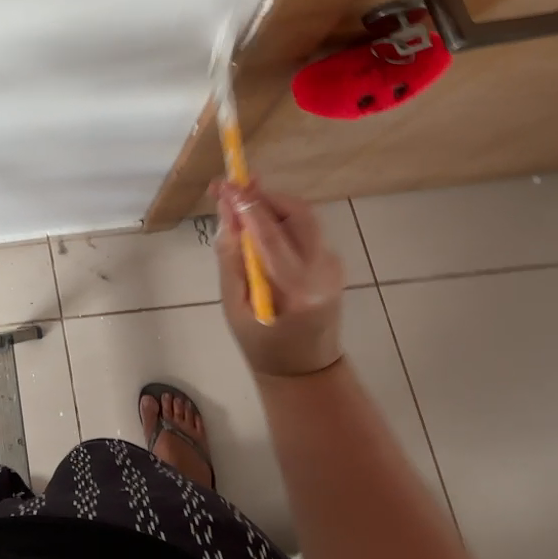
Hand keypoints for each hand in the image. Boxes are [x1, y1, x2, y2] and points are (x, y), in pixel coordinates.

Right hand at [212, 180, 344, 377]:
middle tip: (234, 189)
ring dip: (272, 205)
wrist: (307, 373)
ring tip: (241, 206)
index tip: (224, 185)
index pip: (270, 235)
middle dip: (264, 196)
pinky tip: (258, 229)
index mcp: (297, 289)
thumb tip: (226, 214)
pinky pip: (305, 230)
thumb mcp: (235, 306)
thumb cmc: (262, 345)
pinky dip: (280, 220)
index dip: (245, 204)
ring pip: (304, 218)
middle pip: (299, 214)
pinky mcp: (333, 264)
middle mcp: (323, 273)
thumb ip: (231, 259)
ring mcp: (333, 267)